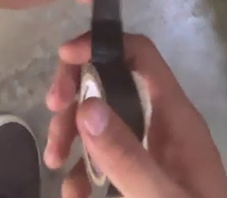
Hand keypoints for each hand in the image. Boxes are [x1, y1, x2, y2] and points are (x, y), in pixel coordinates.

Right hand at [44, 33, 226, 197]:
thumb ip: (128, 156)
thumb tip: (86, 104)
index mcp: (176, 118)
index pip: (140, 55)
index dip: (103, 44)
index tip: (65, 60)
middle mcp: (164, 128)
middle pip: (112, 84)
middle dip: (77, 95)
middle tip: (50, 110)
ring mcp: (154, 156)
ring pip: (104, 123)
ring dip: (73, 135)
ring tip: (55, 165)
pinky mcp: (144, 184)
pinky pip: (107, 163)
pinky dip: (84, 172)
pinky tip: (72, 193)